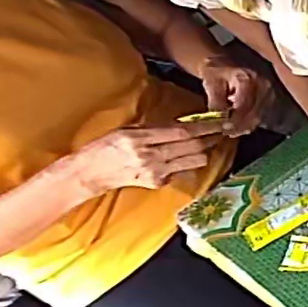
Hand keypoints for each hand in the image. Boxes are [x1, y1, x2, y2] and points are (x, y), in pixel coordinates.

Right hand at [62, 120, 225, 193]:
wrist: (86, 173)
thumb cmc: (105, 148)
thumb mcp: (126, 131)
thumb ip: (156, 128)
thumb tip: (186, 123)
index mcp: (138, 138)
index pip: (183, 132)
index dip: (206, 128)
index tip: (221, 123)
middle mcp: (148, 155)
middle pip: (195, 146)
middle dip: (212, 139)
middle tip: (221, 133)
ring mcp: (155, 171)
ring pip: (196, 160)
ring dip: (203, 152)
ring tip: (201, 146)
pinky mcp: (157, 182)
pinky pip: (184, 171)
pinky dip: (186, 165)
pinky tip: (179, 160)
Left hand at [199, 57, 271, 136]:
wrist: (228, 63)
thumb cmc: (217, 71)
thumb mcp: (211, 82)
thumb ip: (215, 101)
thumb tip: (217, 120)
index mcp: (248, 80)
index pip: (244, 105)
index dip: (234, 119)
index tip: (222, 129)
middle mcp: (264, 87)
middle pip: (255, 113)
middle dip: (240, 126)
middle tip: (226, 133)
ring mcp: (271, 93)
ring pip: (260, 116)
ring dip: (246, 126)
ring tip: (231, 131)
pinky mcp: (272, 99)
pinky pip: (263, 115)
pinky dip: (251, 122)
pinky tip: (240, 125)